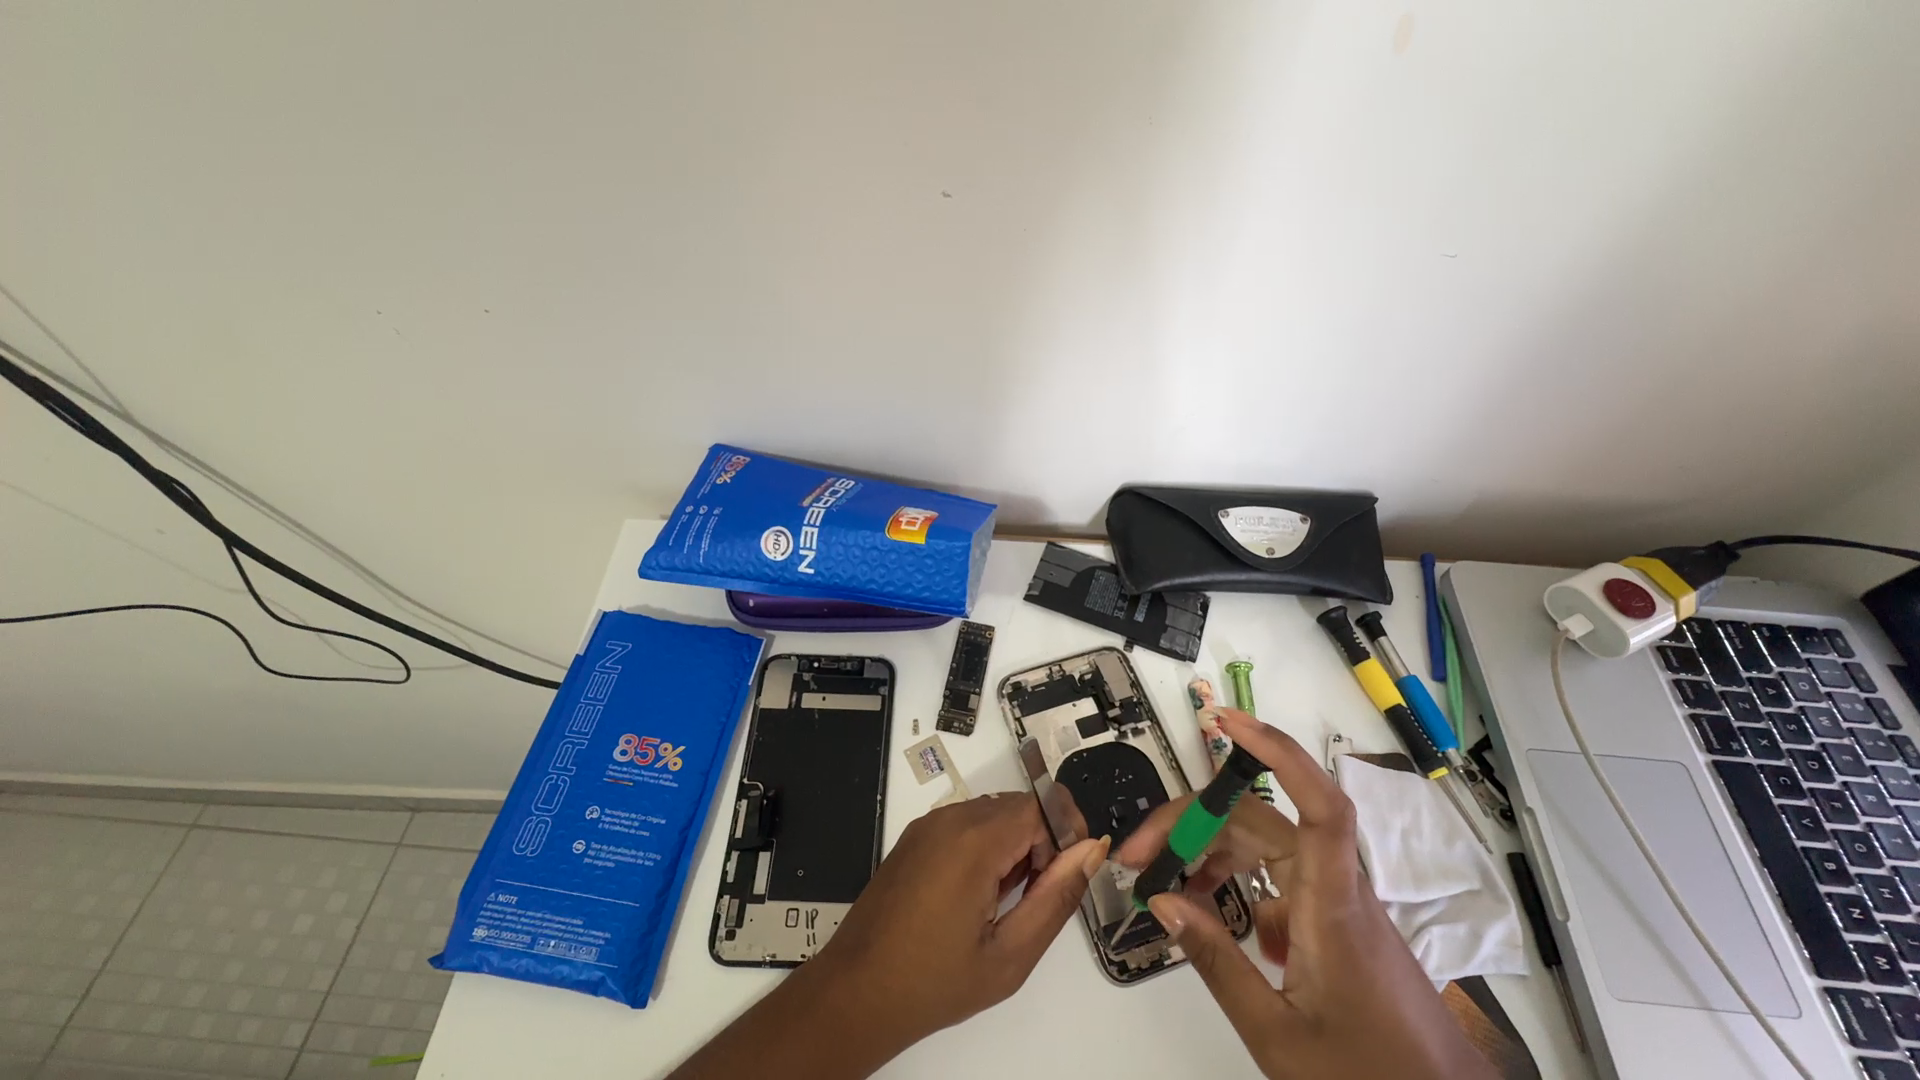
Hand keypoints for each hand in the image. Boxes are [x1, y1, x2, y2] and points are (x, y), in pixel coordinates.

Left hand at [670, 794, 1105, 1079]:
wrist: (855, 993)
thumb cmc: (934, 982)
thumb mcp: (1010, 954)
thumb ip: (1056, 897)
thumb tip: (1091, 849)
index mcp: (973, 841)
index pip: (1042, 805)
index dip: (1066, 834)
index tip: (1067, 877)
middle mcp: (948, 820)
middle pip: (1017, 806)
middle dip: (1041, 842)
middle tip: (1035, 898)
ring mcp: (925, 827)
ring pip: (992, 814)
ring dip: (1013, 846)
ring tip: (1005, 904)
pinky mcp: (912, 840)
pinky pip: (964, 825)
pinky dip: (984, 848)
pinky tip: (976, 898)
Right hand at [1117, 708, 1494, 1079]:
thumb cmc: (1365, 1076)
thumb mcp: (1275, 1032)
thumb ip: (1216, 961)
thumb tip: (1163, 901)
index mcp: (1332, 907)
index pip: (1317, 805)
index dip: (1277, 752)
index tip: (1227, 722)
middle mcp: (1337, 890)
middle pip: (1263, 823)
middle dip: (1195, 824)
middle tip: (1140, 856)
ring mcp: (1338, 904)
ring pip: (1268, 848)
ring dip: (1213, 853)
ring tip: (1167, 883)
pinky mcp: (1338, 922)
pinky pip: (1282, 881)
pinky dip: (1240, 886)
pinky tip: (1216, 920)